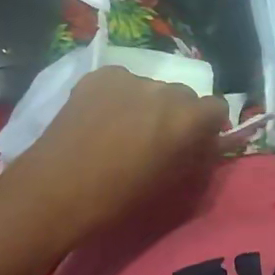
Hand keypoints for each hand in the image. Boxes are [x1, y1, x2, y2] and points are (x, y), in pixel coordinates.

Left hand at [0, 66, 230, 246]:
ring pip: (150, 87)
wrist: (57, 187)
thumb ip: (195, 158)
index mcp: (185, 117)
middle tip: (156, 139)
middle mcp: (162, 89)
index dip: (210, 126)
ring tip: (122, 129)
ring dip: (146, 103)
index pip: (216, 108)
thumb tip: (207, 144)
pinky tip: (100, 118)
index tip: (197, 142)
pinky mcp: (98, 75)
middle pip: (182, 96)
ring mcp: (127, 77)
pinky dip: (118, 96)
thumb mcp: (169, 184)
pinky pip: (120, 82)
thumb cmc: (118, 198)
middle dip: (177, 114)